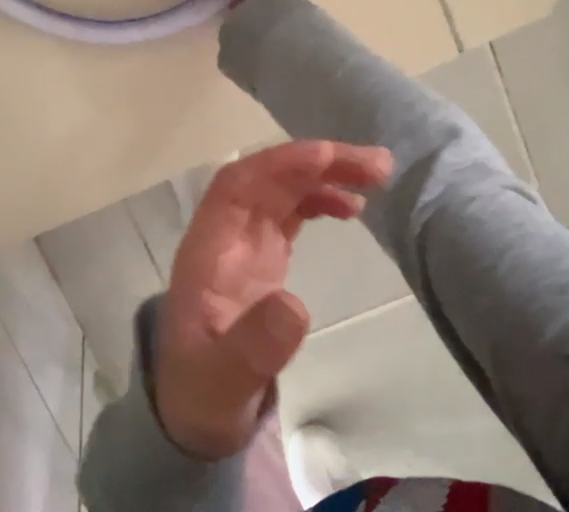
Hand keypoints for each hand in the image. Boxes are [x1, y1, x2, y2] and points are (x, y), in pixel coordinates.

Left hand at [154, 140, 393, 459]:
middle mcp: (224, 236)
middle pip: (265, 180)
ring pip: (280, 191)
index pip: (237, 187)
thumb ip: (255, 346)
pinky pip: (288, 212)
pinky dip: (318, 200)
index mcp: (207, 251)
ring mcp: (242, 245)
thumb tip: (295, 306)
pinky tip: (351, 206)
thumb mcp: (224, 380)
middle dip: (316, 163)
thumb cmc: (202, 394)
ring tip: (377, 176)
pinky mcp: (261, 258)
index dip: (278, 165)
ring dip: (323, 175)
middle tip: (377, 164)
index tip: (327, 156)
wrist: (191, 413)